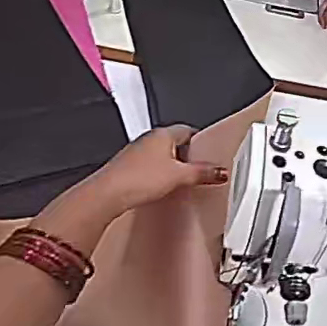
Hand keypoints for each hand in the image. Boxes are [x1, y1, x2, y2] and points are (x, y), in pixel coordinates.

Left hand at [86, 125, 229, 212]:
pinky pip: (150, 168)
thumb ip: (202, 173)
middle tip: (198, 170)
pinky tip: (161, 189)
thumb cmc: (136, 179)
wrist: (108, 194)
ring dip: (172, 167)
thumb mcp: (179, 176)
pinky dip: (158, 175)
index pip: (188, 131)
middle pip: (175, 144)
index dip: (201, 142)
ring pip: (162, 156)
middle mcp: (148, 139)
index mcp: (162, 134)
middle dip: (187, 156)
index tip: (209, 153)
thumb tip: (218, 170)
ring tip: (180, 182)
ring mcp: (137, 153)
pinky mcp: (128, 168)